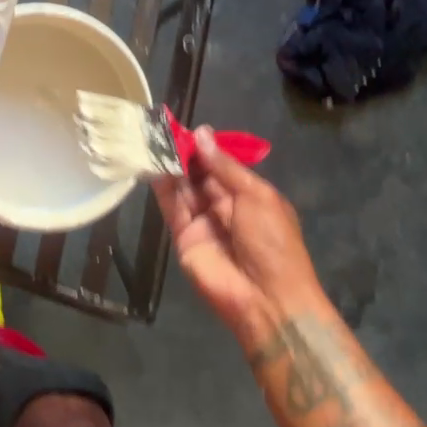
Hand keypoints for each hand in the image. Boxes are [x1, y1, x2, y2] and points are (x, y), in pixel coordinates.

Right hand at [154, 126, 324, 344]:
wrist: (266, 298)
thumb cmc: (273, 243)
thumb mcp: (256, 197)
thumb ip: (225, 167)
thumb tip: (202, 135)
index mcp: (249, 196)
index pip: (222, 166)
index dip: (205, 148)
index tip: (186, 128)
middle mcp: (224, 207)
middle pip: (199, 175)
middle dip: (185, 154)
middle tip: (164, 130)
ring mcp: (202, 222)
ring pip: (183, 188)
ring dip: (170, 166)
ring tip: (154, 141)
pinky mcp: (182, 237)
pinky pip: (171, 207)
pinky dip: (162, 186)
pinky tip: (152, 165)